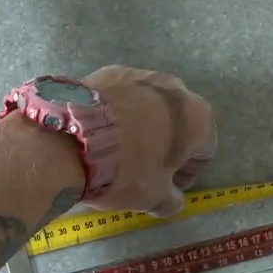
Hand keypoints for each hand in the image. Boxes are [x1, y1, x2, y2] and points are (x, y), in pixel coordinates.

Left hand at [84, 65, 216, 217]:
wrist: (67, 141)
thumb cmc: (124, 171)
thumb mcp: (152, 197)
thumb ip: (171, 200)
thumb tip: (171, 200)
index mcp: (197, 117)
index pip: (205, 149)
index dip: (189, 173)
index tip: (170, 187)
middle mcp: (174, 88)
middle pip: (178, 122)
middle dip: (166, 145)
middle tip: (145, 169)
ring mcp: (138, 74)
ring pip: (149, 106)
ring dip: (142, 127)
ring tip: (118, 150)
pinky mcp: (106, 72)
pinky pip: (120, 98)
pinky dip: (116, 114)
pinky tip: (98, 134)